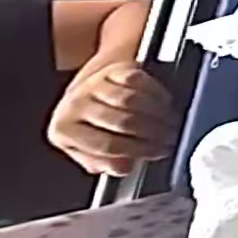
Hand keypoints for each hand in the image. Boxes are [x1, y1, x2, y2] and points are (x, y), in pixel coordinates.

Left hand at [47, 62, 175, 174]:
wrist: (94, 85)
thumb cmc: (94, 121)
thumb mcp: (89, 146)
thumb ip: (104, 160)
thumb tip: (124, 168)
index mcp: (64, 131)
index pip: (106, 145)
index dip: (139, 150)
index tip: (161, 152)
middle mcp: (74, 107)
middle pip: (123, 122)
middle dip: (155, 132)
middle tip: (173, 137)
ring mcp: (94, 86)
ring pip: (132, 101)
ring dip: (159, 114)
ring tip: (173, 121)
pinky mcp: (114, 70)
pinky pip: (140, 82)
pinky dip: (158, 93)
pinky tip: (165, 103)